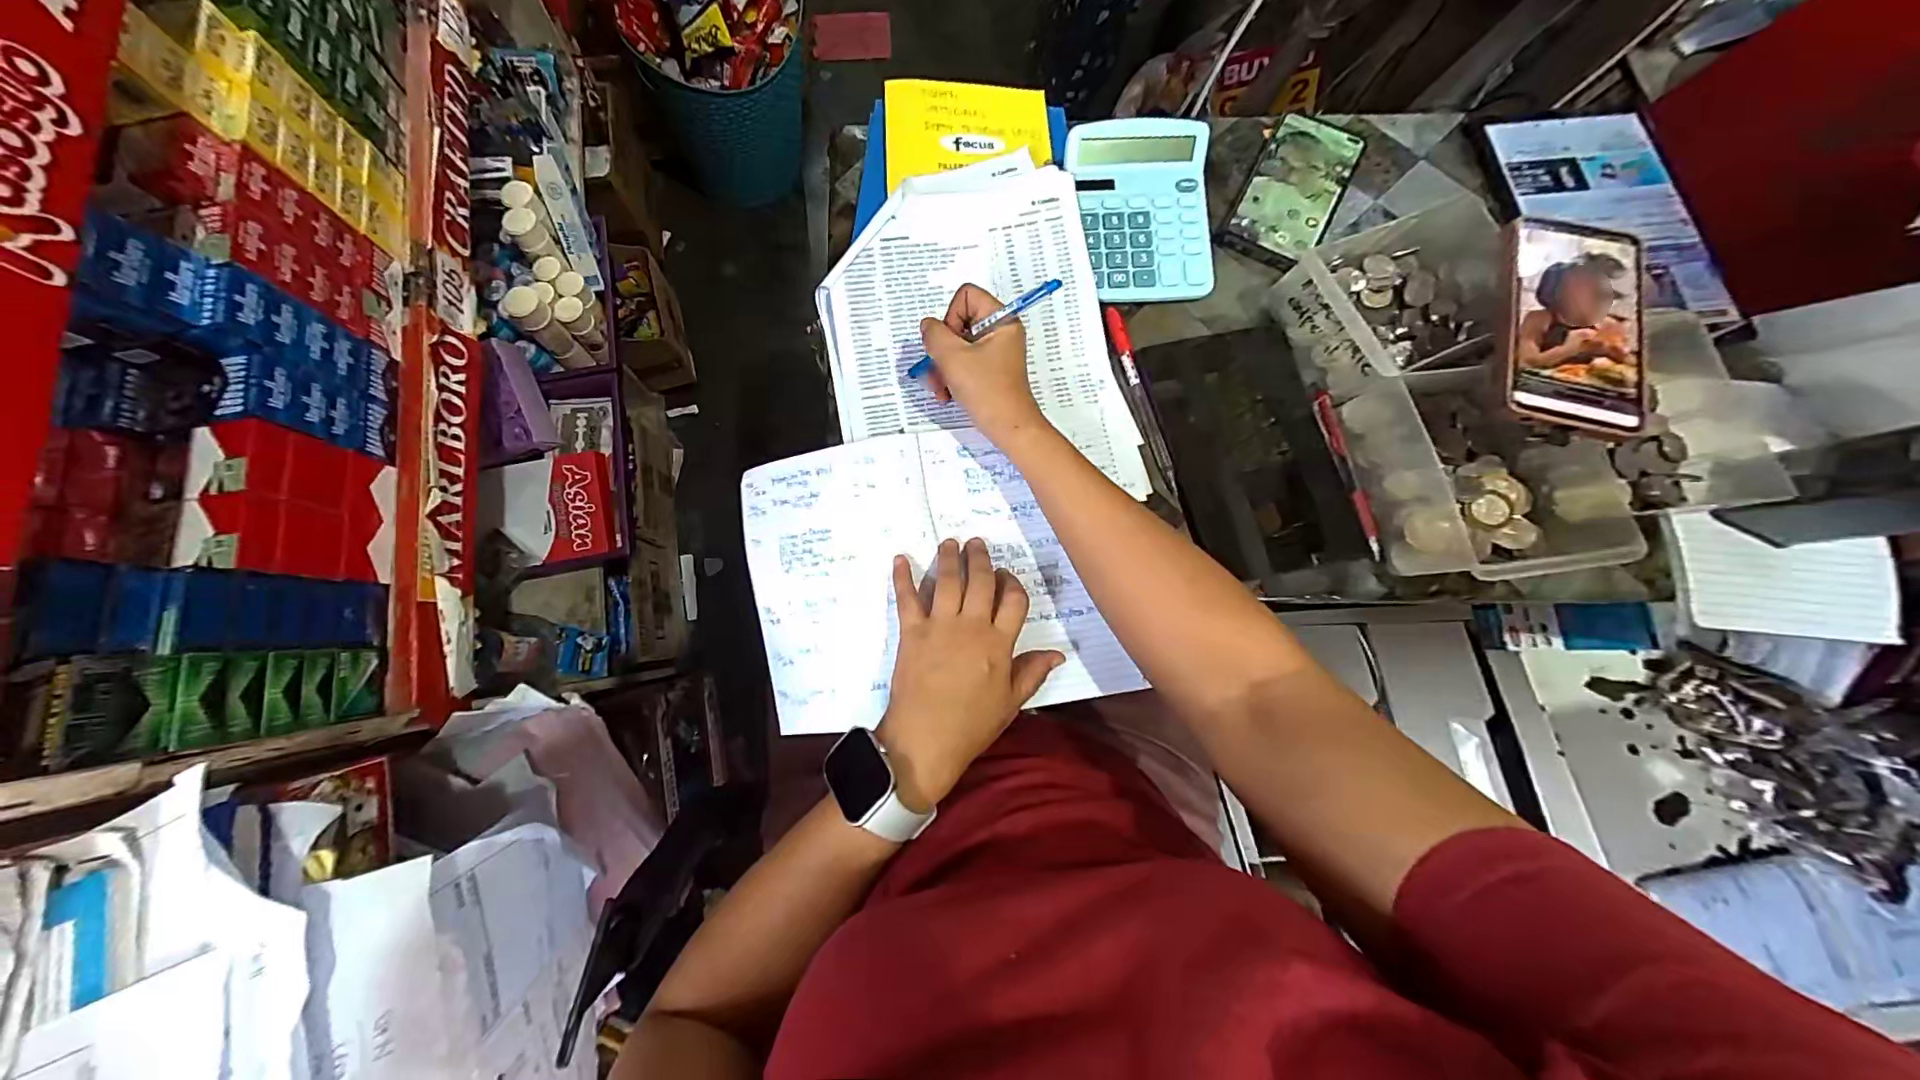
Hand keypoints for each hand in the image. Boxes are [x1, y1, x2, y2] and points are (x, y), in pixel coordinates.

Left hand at [876, 538, 1063, 811]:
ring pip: (947, 581)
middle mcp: (971, 627)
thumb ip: (1032, 672)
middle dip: (980, 559)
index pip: (1013, 600)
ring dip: (949, 558)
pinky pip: (907, 598)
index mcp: (999, 644)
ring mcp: (939, 626)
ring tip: (950, 542)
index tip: (1007, 576)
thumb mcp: (1010, 703)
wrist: (925, 741)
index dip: (1012, 583)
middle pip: (981, 582)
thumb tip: (1058, 654)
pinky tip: (900, 559)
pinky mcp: (911, 632)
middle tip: (977, 543)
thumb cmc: (971, 725)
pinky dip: (902, 577)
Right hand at [918, 284, 1049, 443]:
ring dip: (942, 367)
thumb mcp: (952, 358)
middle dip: (942, 349)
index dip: (950, 317)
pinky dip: (951, 378)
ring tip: (940, 388)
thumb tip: (928, 326)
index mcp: (1001, 320)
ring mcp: (995, 353)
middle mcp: (1000, 333)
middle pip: (958, 323)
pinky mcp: (989, 371)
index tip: (951, 343)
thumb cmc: (987, 391)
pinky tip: (946, 395)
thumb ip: (934, 335)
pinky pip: (963, 364)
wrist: (1009, 428)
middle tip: (938, 369)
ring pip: (957, 347)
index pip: (967, 296)